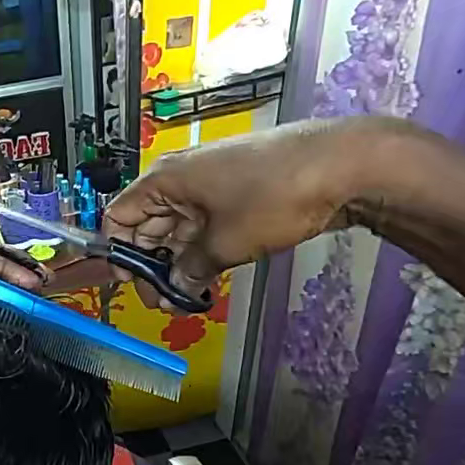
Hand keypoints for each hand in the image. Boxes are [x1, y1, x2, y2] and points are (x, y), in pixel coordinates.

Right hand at [102, 117, 400, 308]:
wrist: (346, 164)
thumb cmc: (273, 196)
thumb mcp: (225, 242)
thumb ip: (191, 269)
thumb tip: (176, 288)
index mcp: (163, 180)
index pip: (118, 217)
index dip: (118, 252)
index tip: (131, 283)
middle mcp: (178, 179)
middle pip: (146, 225)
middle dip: (150, 265)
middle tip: (162, 300)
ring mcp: (207, 185)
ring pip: (176, 229)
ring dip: (177, 263)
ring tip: (185, 297)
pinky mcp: (233, 193)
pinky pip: (202, 225)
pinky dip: (200, 251)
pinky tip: (207, 279)